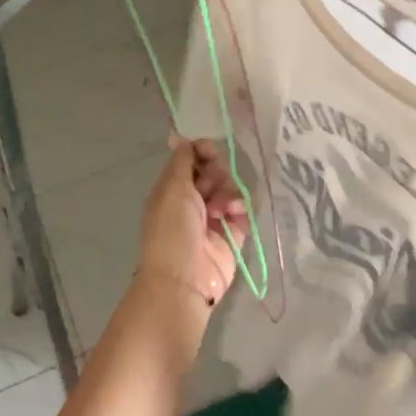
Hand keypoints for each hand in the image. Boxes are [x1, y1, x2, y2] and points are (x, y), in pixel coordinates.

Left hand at [137, 138, 249, 305]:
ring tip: (223, 207)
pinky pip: (243, 210)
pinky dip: (241, 208)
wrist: (184, 280)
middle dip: (217, 173)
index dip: (202, 152)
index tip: (210, 152)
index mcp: (172, 188)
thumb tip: (179, 136)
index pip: (191, 159)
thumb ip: (182, 159)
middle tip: (212, 186)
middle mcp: (192, 201)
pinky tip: (235, 213)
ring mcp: (213, 218)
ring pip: (230, 189)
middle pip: (213, 172)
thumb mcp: (172, 187)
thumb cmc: (172, 229)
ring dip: (229, 191)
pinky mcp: (233, 234)